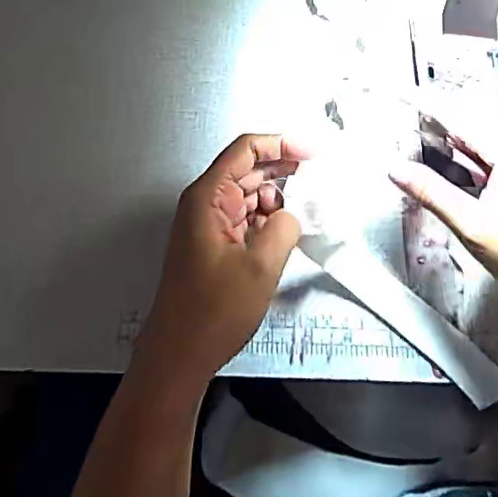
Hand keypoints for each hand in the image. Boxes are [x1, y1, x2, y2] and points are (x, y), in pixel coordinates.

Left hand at [137, 134, 306, 387]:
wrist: (179, 353)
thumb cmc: (214, 309)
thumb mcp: (259, 267)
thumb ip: (282, 229)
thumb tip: (290, 215)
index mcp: (208, 196)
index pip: (245, 151)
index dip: (280, 144)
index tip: (312, 150)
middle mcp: (205, 202)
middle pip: (247, 169)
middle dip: (282, 167)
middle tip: (318, 172)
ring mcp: (207, 223)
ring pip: (247, 194)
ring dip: (276, 195)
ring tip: (309, 201)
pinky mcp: (213, 244)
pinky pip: (244, 218)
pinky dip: (266, 217)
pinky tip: (287, 225)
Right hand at [388, 118, 497, 325]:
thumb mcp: (474, 226)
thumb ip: (431, 192)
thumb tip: (395, 168)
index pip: (459, 119)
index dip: (427, 110)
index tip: (402, 97)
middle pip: (477, 132)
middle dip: (443, 135)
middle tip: (412, 140)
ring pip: (495, 151)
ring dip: (464, 156)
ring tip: (436, 163)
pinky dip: (486, 171)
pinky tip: (474, 190)